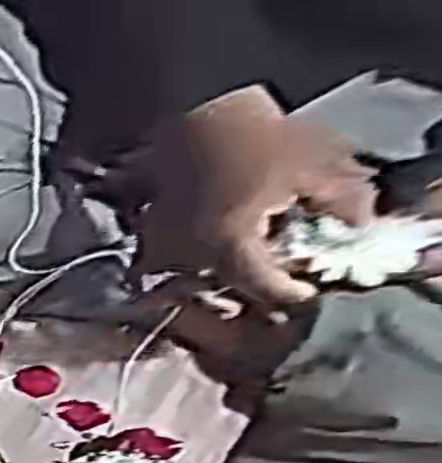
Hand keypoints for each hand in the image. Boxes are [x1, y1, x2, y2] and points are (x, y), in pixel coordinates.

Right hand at [138, 85, 376, 304]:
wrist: (202, 121)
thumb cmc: (259, 144)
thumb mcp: (321, 169)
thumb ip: (344, 205)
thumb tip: (358, 228)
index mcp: (227, 248)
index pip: (261, 287)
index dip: (289, 294)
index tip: (307, 296)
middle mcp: (186, 259)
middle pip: (226, 283)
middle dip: (253, 279)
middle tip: (284, 268)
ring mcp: (161, 250)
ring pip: (196, 275)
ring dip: (221, 269)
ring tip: (247, 252)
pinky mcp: (149, 238)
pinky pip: (169, 262)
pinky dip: (190, 259)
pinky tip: (211, 241)